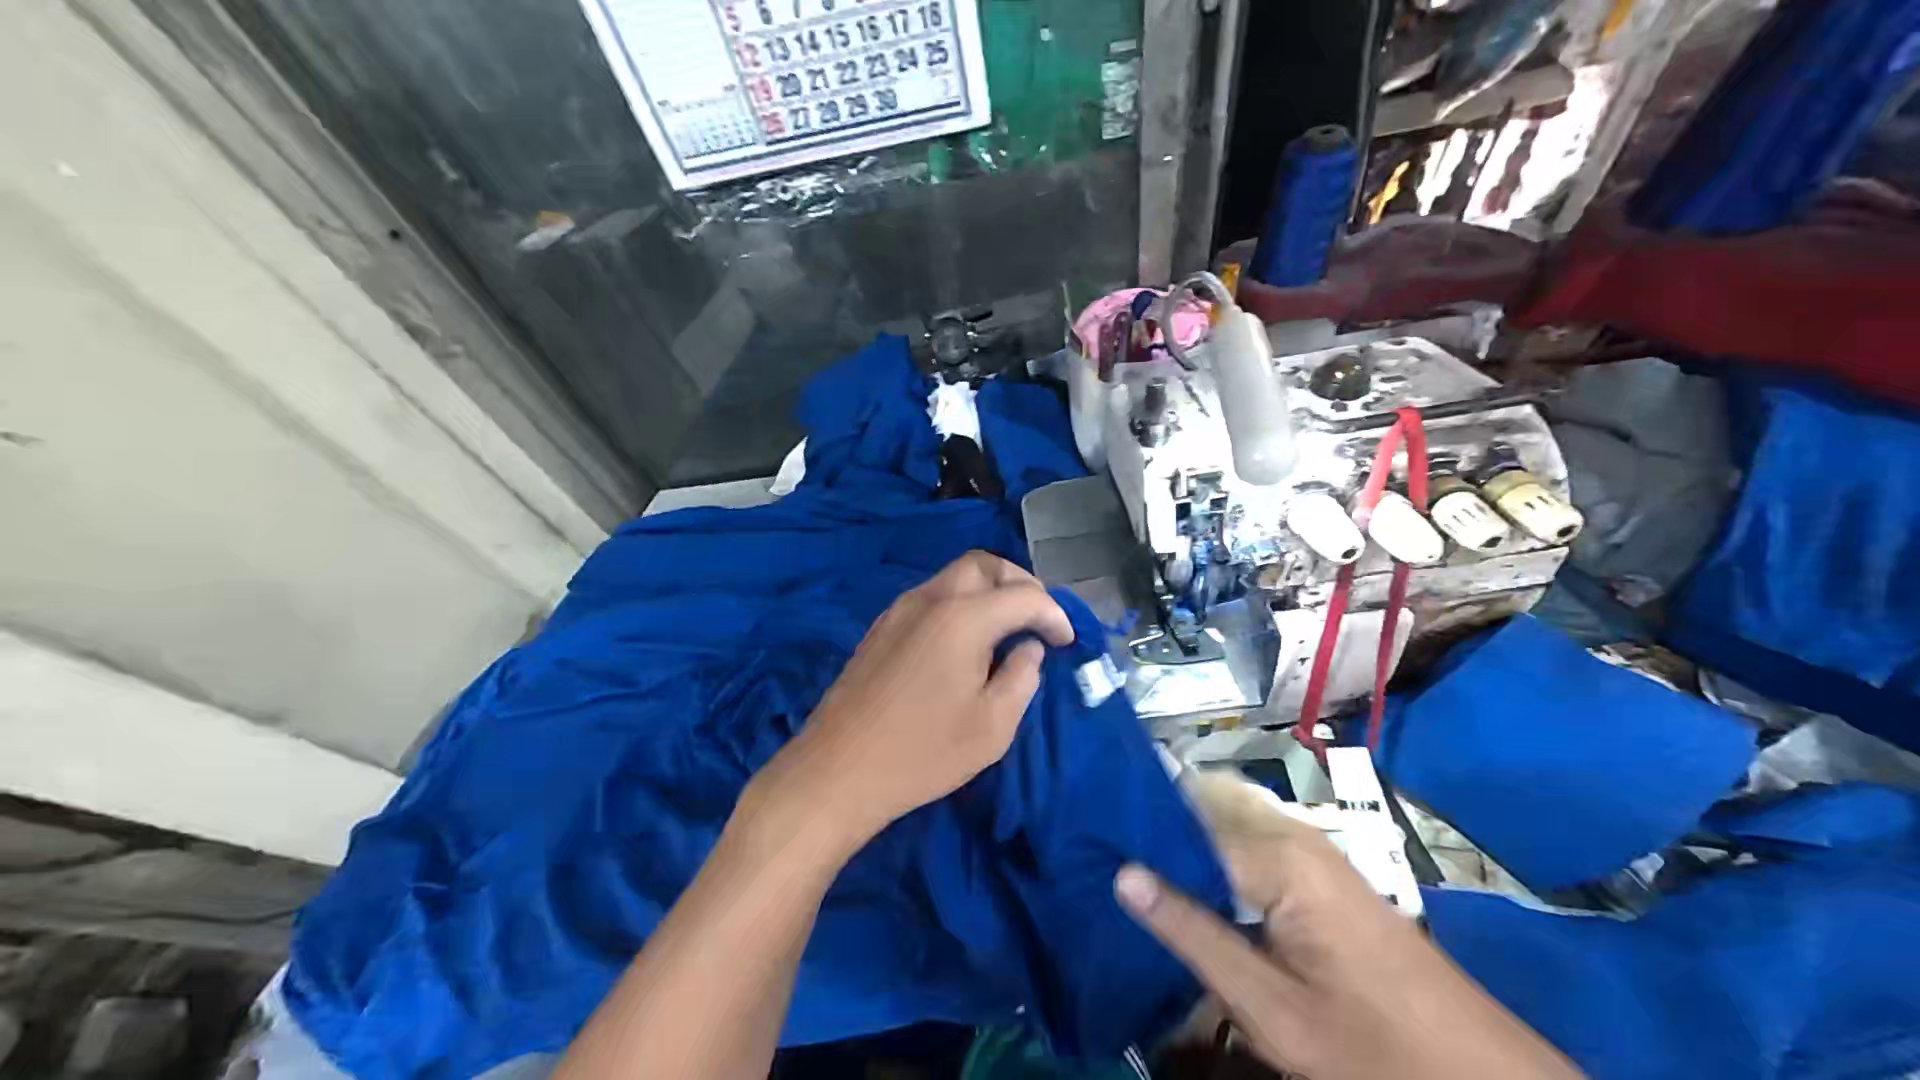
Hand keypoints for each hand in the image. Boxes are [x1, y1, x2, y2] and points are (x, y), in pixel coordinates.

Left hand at [750, 551, 1074, 848]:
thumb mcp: (992, 726)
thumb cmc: (923, 753)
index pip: (1023, 596)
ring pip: (953, 576)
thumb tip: (1028, 648)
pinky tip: (966, 641)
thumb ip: (1022, 678)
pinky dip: (960, 604)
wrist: (838, 770)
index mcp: (963, 618)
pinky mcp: (881, 627)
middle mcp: (930, 599)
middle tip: (1037, 618)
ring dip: (987, 590)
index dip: (1054, 614)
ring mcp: (899, 610)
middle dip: (1019, 583)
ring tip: (1007, 628)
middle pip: (984, 565)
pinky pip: (931, 597)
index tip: (1066, 641)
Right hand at [1116, 815, 1582, 1079]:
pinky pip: (1246, 843)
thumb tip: (1122, 874)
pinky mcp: (1317, 870)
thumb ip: (1193, 934)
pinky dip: (1209, 854)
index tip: (1085, 832)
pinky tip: (1183, 885)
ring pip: (1221, 822)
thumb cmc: (1372, 1049)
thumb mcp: (1271, 1008)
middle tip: (1098, 847)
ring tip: (1128, 862)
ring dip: (1178, 839)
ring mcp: (1310, 849)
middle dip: (1151, 824)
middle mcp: (1292, 834)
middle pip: (1200, 808)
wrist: (1480, 1078)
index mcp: (1279, 857)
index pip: (1182, 819)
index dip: (1133, 825)